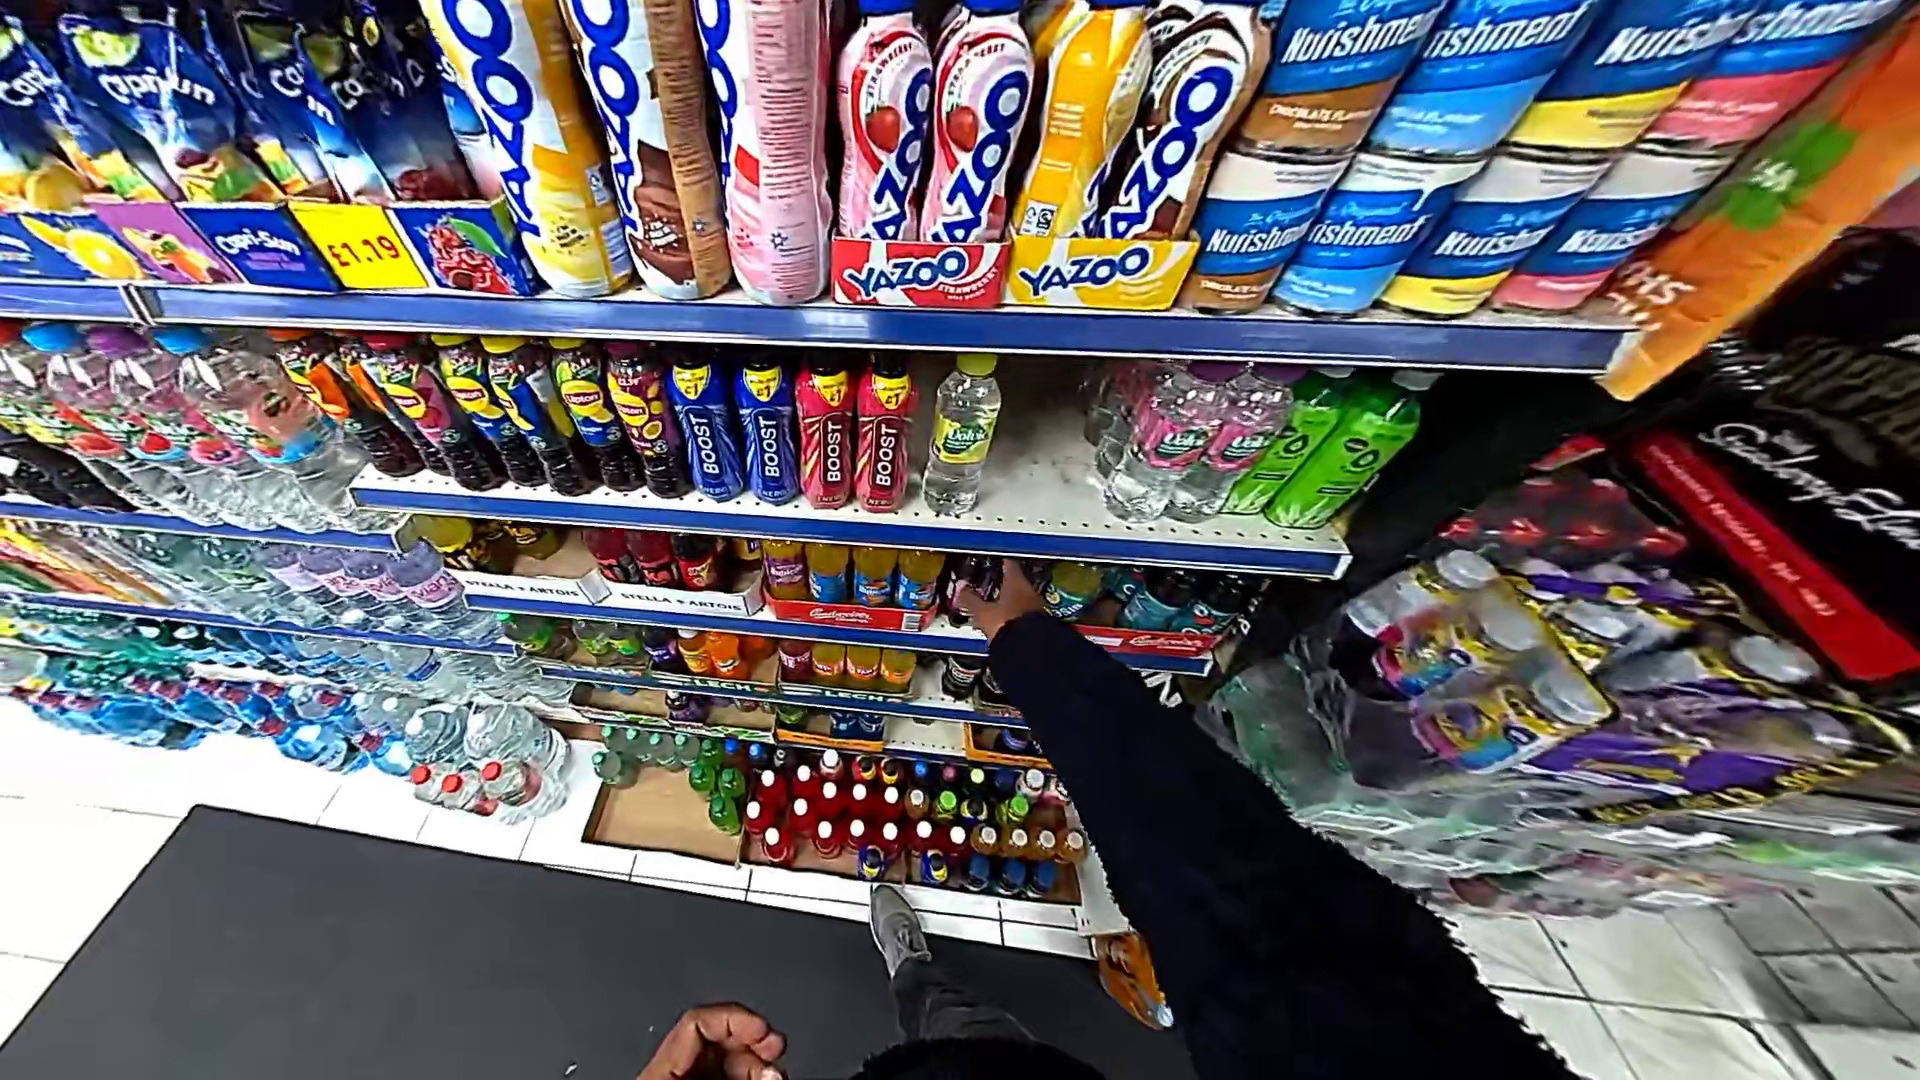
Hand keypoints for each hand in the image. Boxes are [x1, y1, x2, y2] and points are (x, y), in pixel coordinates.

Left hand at [638, 1005, 785, 1079]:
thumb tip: (770, 1072)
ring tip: (772, 1077)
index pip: (698, 1022)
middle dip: (752, 1046)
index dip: (736, 1018)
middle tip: (775, 1058)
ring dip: (753, 1067)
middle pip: (716, 1041)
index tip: (764, 1030)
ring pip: (722, 1063)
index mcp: (656, 1077)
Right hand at [955, 558, 1045, 640]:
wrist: (1029, 650)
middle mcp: (1030, 593)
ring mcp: (1037, 609)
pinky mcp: (1040, 626)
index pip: (1009, 565)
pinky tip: (1008, 624)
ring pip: (1023, 600)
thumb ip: (971, 599)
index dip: (1002, 562)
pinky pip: (1027, 616)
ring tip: (998, 606)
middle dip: (1006, 584)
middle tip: (995, 585)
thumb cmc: (1007, 624)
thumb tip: (962, 591)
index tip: (998, 560)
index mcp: (1016, 583)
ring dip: (1011, 602)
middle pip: (1018, 583)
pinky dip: (1016, 617)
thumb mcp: (982, 612)